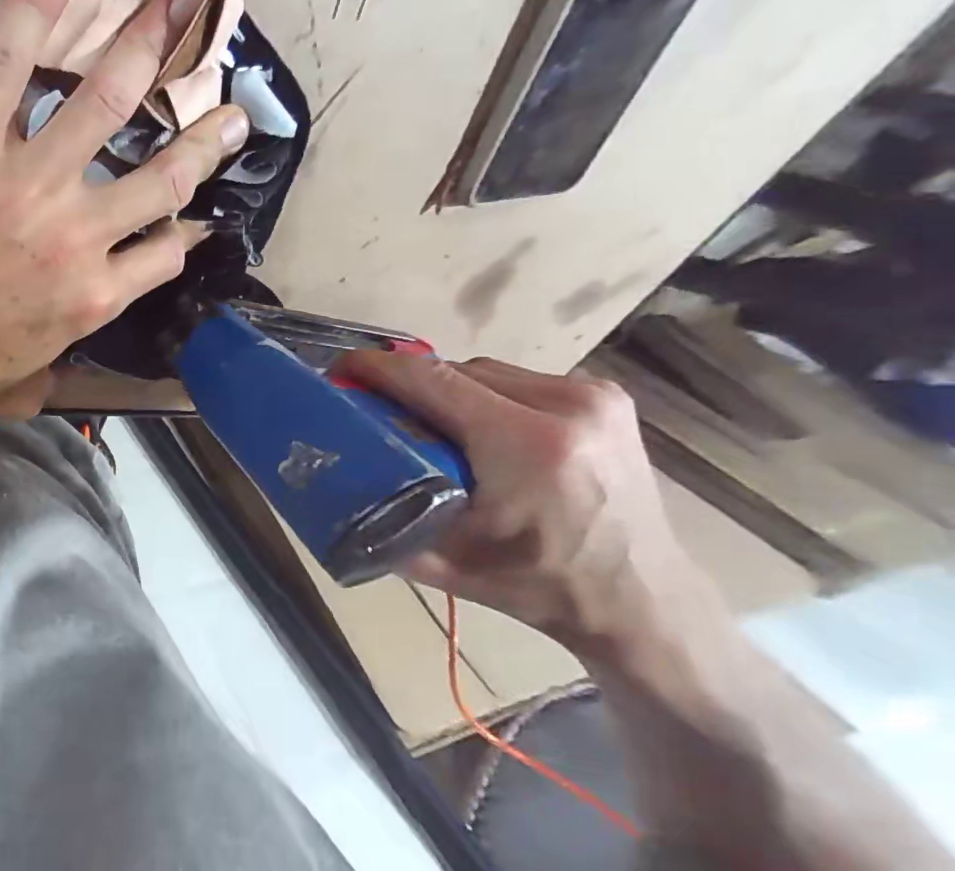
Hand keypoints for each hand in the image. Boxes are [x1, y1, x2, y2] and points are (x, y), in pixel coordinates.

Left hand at [0, 0, 249, 415]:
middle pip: (163, 173)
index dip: (187, 223)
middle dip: (204, 131)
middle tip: (227, 96)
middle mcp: (80, 234)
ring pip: (104, 102)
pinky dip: (35, 5)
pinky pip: (8, 65)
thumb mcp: (20, 385)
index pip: (167, 249)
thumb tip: (72, 372)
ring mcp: (29, 182)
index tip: (196, 204)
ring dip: (148, 43)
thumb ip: (61, 367)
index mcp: (96, 295)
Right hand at [334, 352, 712, 653]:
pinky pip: (520, 380)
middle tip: (381, 411)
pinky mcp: (608, 398)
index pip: (430, 380)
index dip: (376, 368)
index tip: (340, 368)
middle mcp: (566, 406)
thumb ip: (382, 515)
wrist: (644, 602)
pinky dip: (488, 395)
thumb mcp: (443, 560)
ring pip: (487, 372)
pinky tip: (481, 426)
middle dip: (412, 386)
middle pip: (456, 371)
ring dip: (450, 390)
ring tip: (431, 423)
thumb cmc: (539, 585)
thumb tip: (326, 481)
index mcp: (526, 444)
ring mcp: (594, 397)